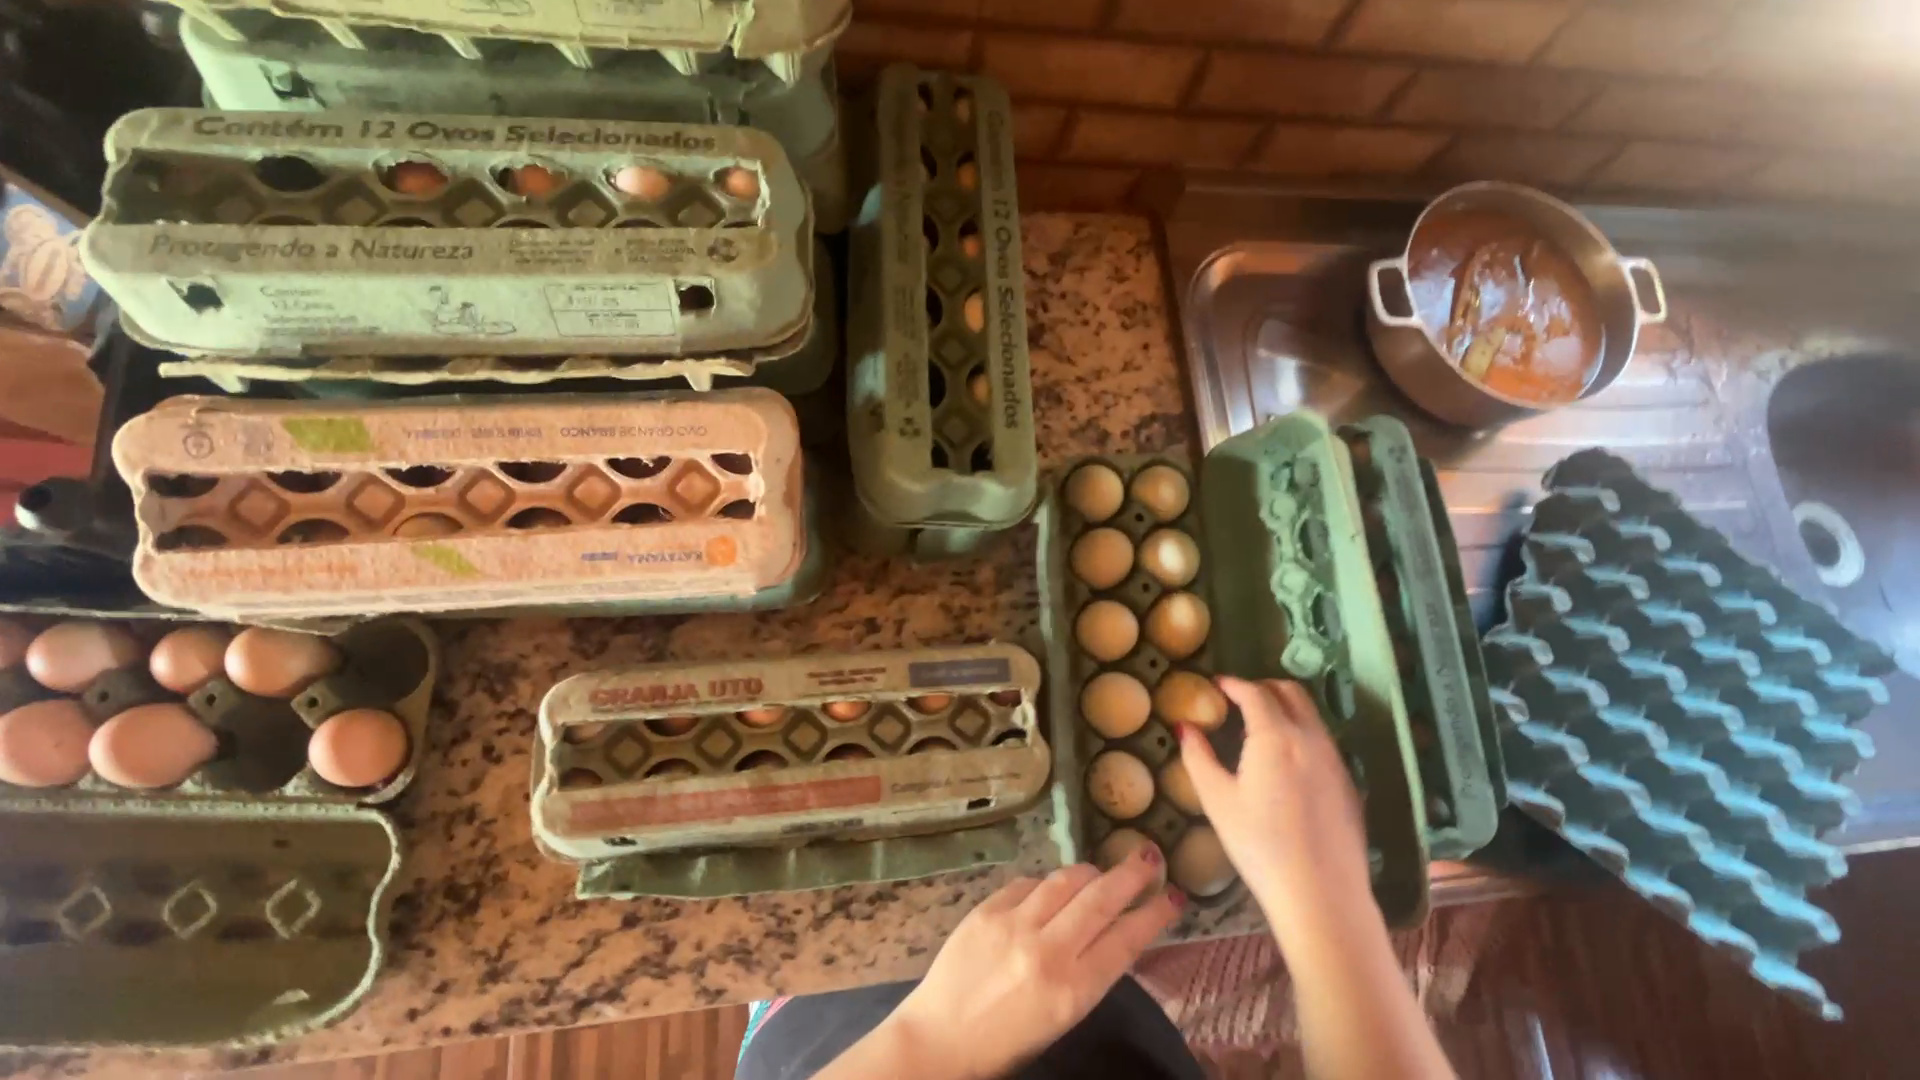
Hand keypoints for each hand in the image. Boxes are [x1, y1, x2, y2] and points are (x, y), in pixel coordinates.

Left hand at [844, 846, 1177, 1079]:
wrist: (939, 1038)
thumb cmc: (1006, 1041)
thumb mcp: (1062, 1018)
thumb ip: (1089, 974)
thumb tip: (1113, 931)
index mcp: (1073, 990)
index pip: (1125, 940)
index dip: (1153, 914)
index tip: (1174, 897)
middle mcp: (1047, 950)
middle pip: (1100, 899)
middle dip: (1131, 875)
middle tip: (1151, 857)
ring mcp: (1014, 924)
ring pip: (1065, 881)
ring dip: (1091, 872)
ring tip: (1105, 871)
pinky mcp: (986, 909)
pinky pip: (1028, 883)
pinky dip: (1047, 883)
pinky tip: (1054, 888)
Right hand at [1179, 677, 1373, 941]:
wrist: (1321, 895)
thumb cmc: (1259, 845)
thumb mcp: (1217, 801)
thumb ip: (1197, 757)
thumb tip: (1185, 728)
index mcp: (1276, 736)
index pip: (1255, 692)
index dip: (1233, 684)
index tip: (1216, 684)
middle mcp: (1311, 738)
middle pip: (1291, 692)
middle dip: (1262, 688)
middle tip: (1238, 700)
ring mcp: (1335, 760)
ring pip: (1311, 715)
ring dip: (1284, 708)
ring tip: (1258, 728)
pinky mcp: (1348, 783)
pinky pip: (1323, 741)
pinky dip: (1301, 733)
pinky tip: (1284, 763)